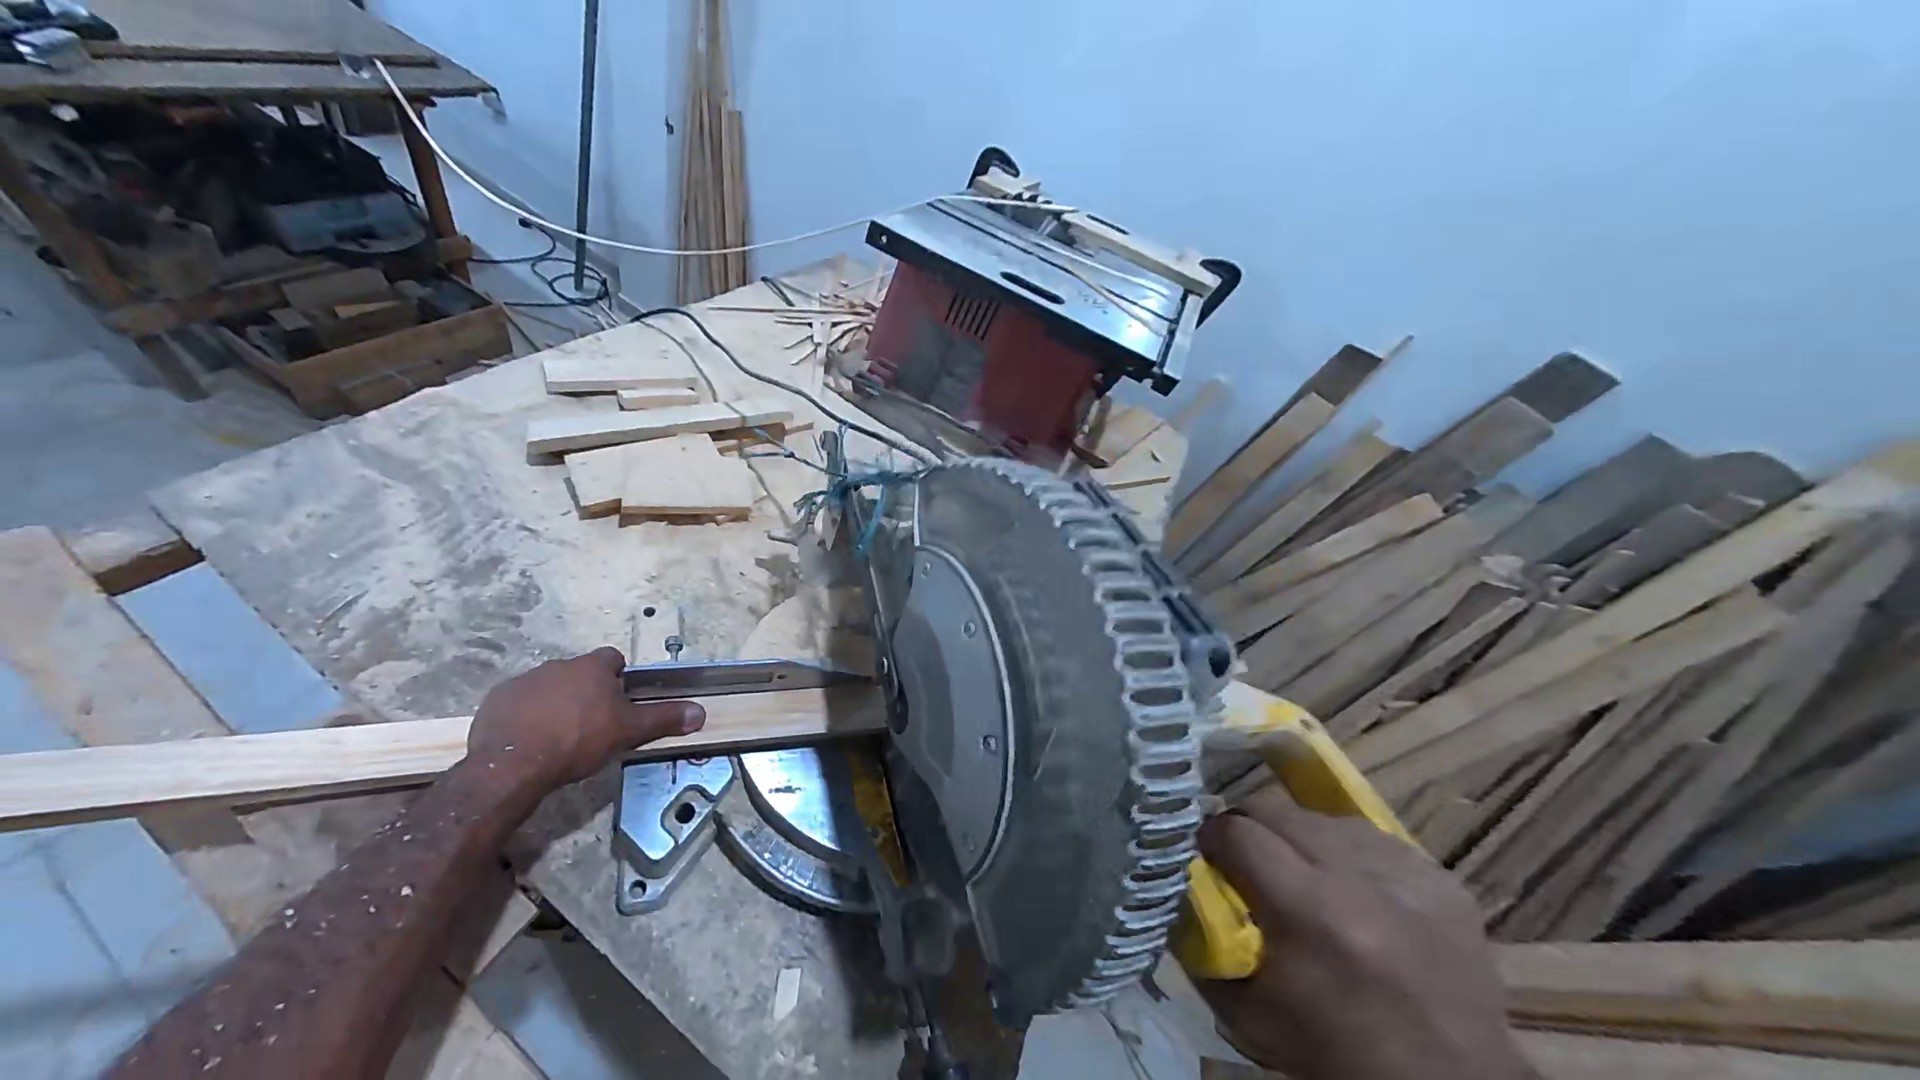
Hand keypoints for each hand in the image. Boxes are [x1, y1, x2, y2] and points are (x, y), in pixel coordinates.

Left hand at [466, 647, 705, 798]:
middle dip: (587, 692)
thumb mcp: (629, 731)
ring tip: (560, 736)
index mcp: (592, 666)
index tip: (619, 702)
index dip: (618, 678)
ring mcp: (524, 681)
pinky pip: (519, 703)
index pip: (613, 659)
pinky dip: (526, 716)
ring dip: (556, 703)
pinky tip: (530, 740)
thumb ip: (663, 718)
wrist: (513, 765)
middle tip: (593, 723)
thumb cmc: (579, 740)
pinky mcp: (496, 700)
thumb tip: (700, 712)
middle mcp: (558, 665)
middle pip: (580, 673)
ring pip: (549, 687)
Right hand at [1194, 786, 1530, 1079]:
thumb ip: (1201, 942)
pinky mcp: (1442, 878)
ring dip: (1299, 838)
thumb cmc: (1335, 1054)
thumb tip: (1179, 885)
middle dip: (1249, 827)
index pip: (1237, 831)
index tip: (1206, 853)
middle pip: (1277, 810)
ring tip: (1302, 873)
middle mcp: (1359, 879)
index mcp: (1308, 912)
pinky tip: (1350, 886)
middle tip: (1246, 857)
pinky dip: (1348, 853)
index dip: (1211, 837)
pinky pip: (1372, 837)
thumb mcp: (1247, 1012)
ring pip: (1324, 817)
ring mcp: (1408, 874)